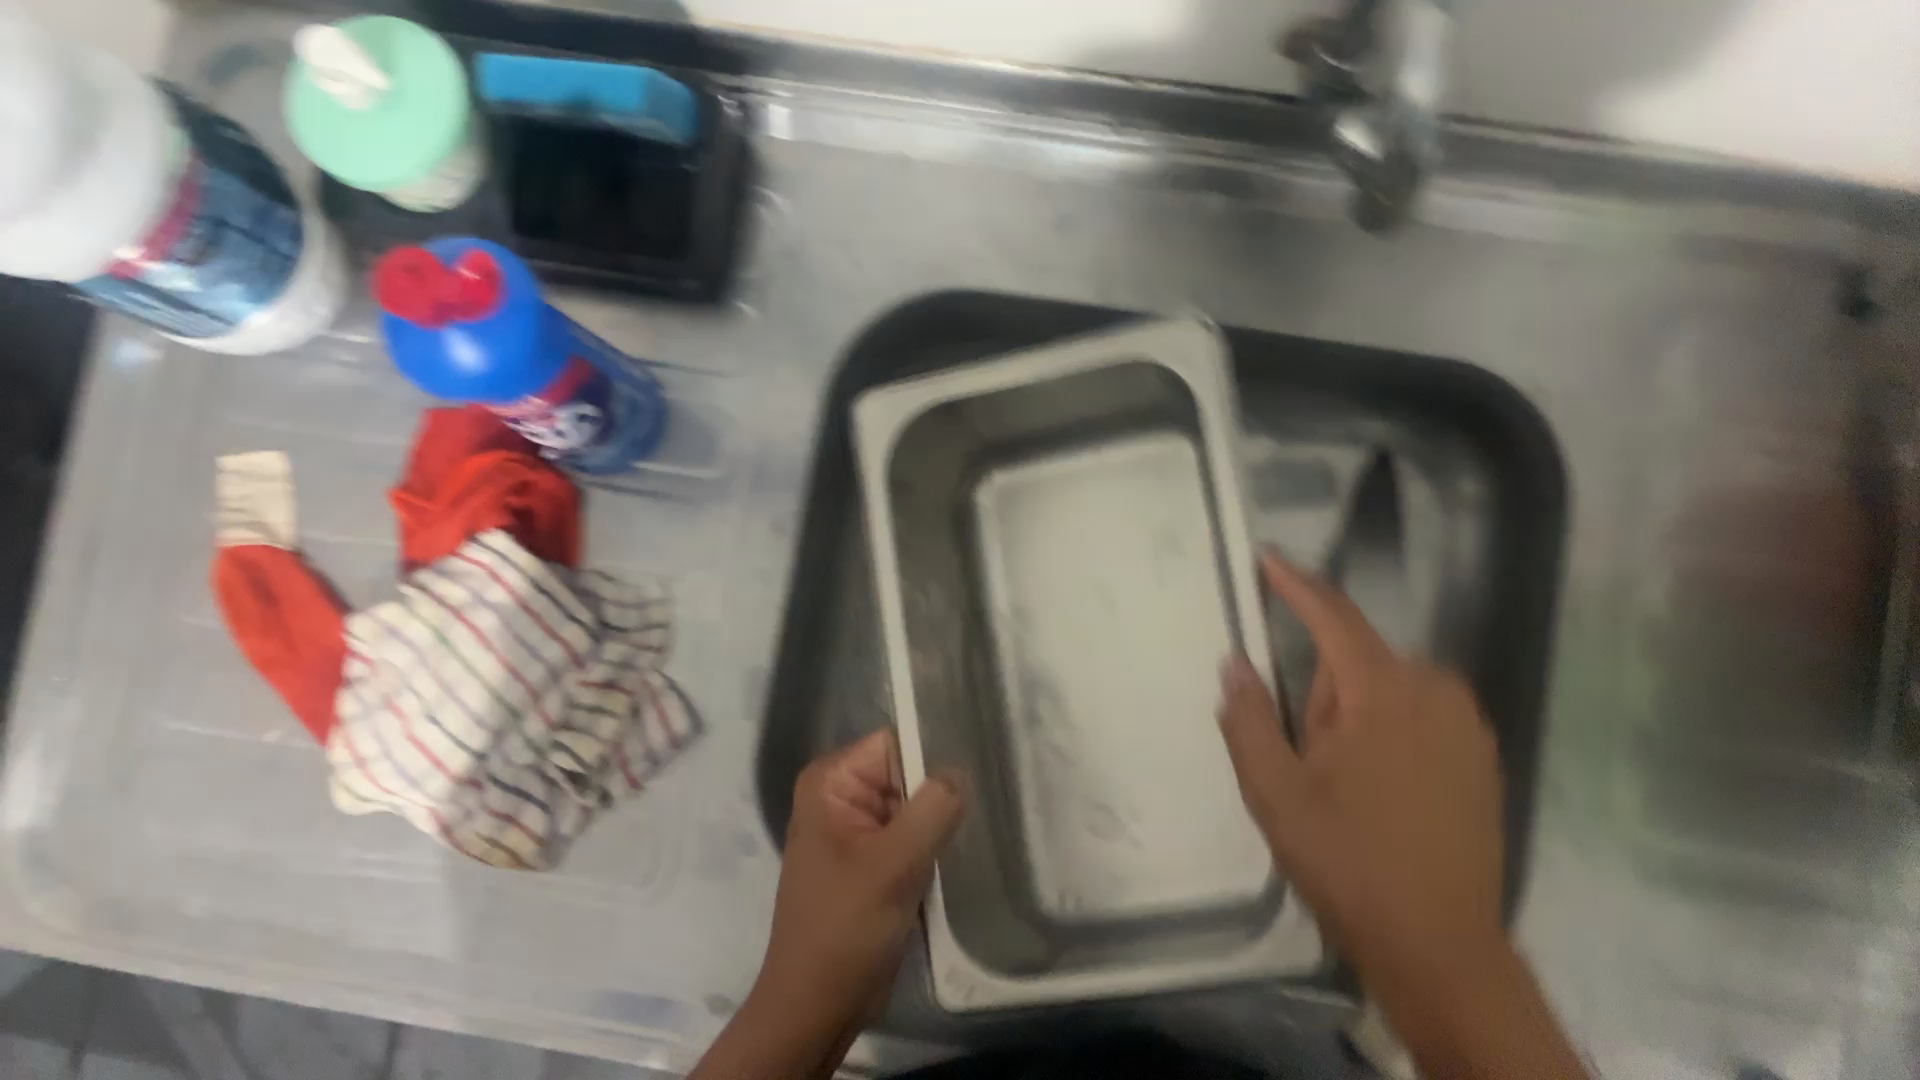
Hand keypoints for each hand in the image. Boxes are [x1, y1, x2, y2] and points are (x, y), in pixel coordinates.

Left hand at [755, 729, 966, 1028]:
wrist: (817, 1006)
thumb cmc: (844, 929)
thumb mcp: (893, 865)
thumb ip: (932, 809)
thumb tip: (961, 771)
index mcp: (832, 782)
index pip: (896, 743)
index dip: (934, 755)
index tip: (978, 771)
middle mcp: (842, 796)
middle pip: (908, 772)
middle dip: (943, 791)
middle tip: (989, 805)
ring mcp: (859, 831)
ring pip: (915, 807)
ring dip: (943, 823)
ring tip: (978, 833)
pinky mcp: (875, 862)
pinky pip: (914, 837)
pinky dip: (935, 847)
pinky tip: (963, 856)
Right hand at [1217, 552, 1504, 984]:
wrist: (1439, 945)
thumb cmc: (1346, 861)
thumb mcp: (1274, 792)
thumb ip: (1248, 718)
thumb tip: (1235, 662)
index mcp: (1382, 692)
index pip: (1333, 617)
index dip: (1296, 584)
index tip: (1266, 557)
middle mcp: (1435, 691)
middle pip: (1356, 659)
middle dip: (1321, 692)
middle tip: (1305, 757)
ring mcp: (1466, 724)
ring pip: (1386, 688)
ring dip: (1352, 714)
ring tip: (1340, 782)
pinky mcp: (1480, 755)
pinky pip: (1417, 714)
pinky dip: (1386, 731)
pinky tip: (1377, 790)